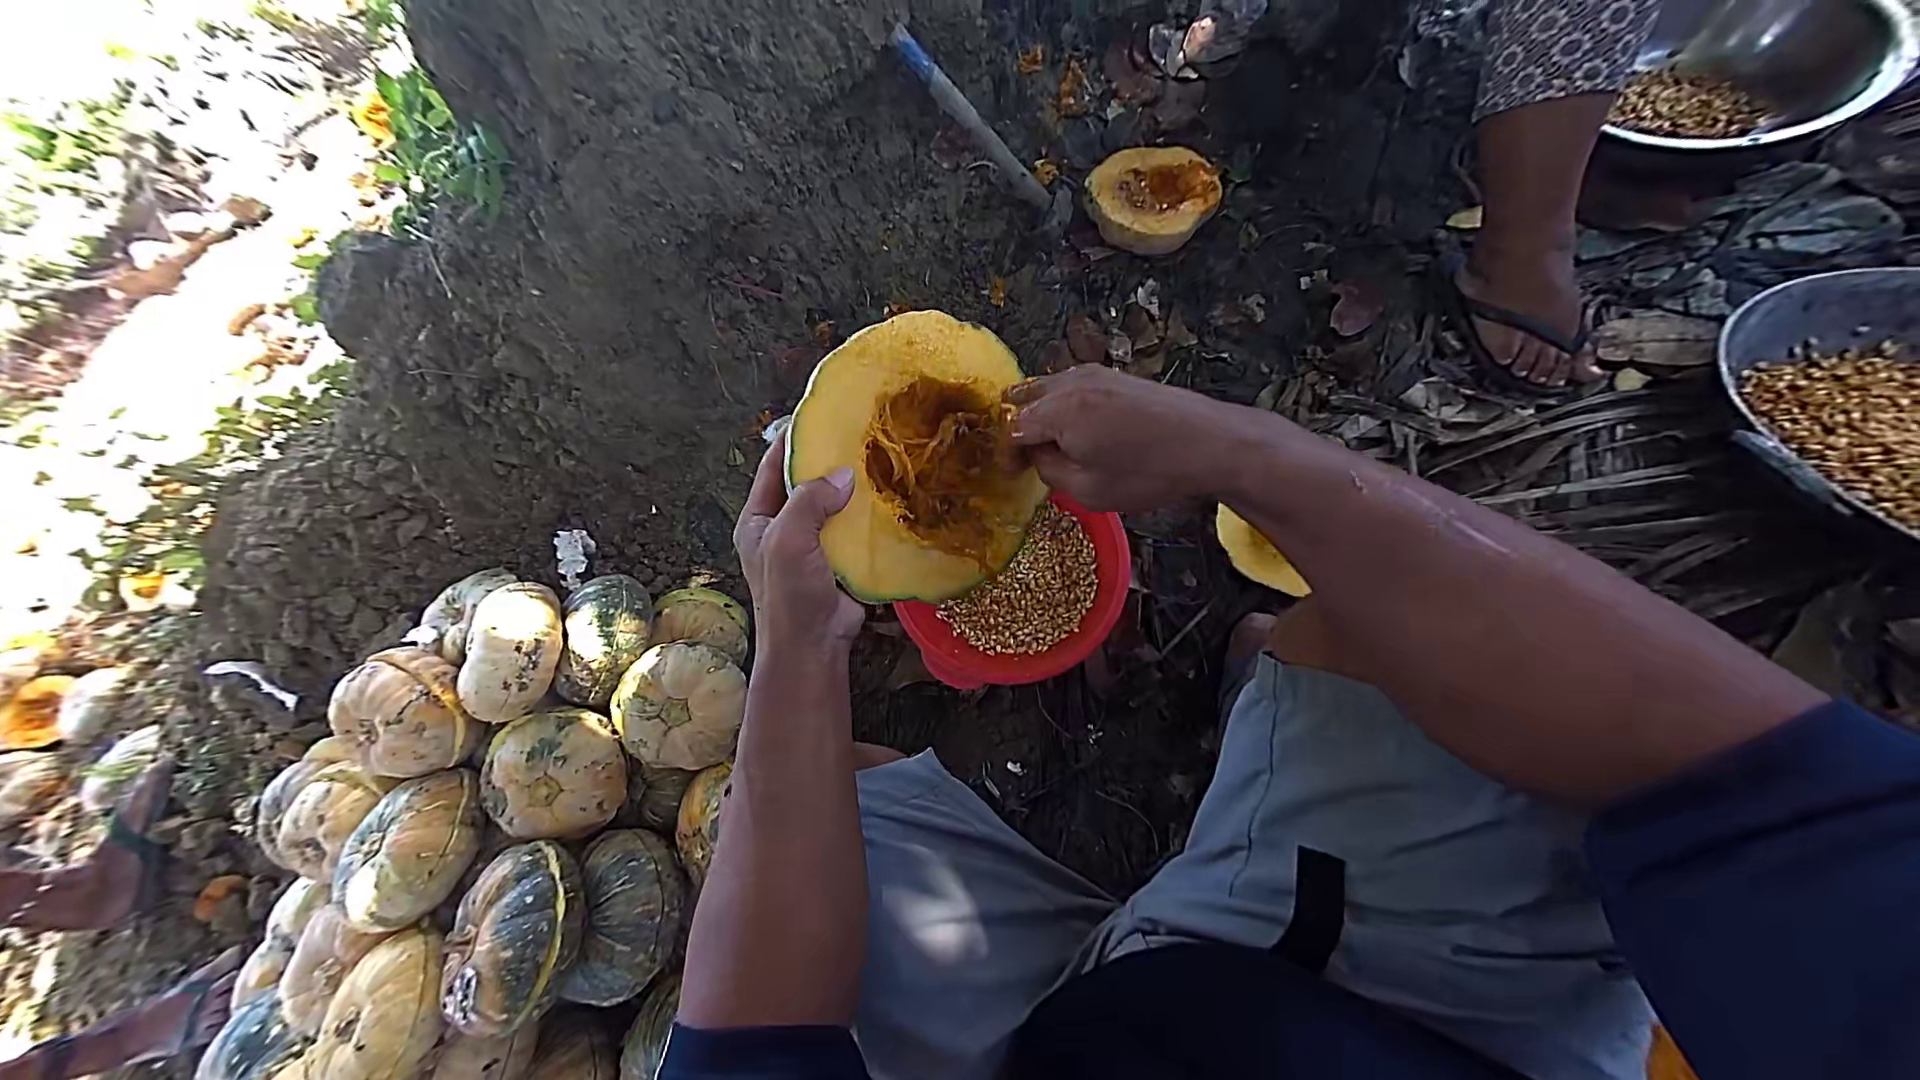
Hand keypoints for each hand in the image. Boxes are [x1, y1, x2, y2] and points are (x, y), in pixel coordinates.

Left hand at [735, 431, 865, 650]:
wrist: (814, 645)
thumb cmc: (789, 595)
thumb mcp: (788, 540)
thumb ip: (809, 501)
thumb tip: (843, 474)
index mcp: (759, 520)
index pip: (771, 468)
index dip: (790, 440)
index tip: (816, 415)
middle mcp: (783, 528)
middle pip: (804, 483)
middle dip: (826, 461)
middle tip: (855, 434)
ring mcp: (812, 544)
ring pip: (832, 505)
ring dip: (850, 487)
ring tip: (876, 458)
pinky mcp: (839, 558)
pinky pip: (852, 527)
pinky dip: (866, 513)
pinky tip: (886, 496)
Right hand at [1009, 365, 1246, 510]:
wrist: (1210, 443)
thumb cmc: (1149, 472)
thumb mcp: (1088, 489)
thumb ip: (1049, 470)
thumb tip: (1038, 455)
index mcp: (1059, 410)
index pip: (1013, 427)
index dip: (1007, 453)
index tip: (1012, 473)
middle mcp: (1071, 383)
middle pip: (1024, 398)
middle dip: (1018, 427)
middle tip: (1024, 456)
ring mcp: (1095, 374)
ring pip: (1047, 388)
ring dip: (1039, 413)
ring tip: (1047, 443)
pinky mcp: (1115, 375)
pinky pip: (1070, 386)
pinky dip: (1061, 404)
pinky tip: (1074, 429)